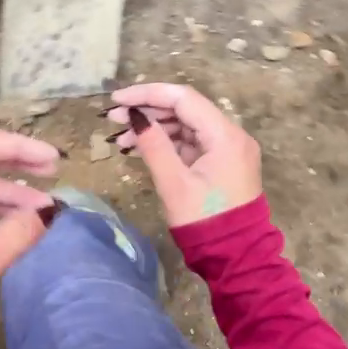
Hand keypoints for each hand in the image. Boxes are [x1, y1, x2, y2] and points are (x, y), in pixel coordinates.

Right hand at [106, 83, 261, 226]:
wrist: (234, 254)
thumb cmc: (202, 218)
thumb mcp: (173, 182)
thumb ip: (153, 145)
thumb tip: (135, 118)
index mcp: (225, 135)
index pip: (183, 98)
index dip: (147, 94)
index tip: (117, 100)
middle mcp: (231, 134)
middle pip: (184, 109)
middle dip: (148, 110)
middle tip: (114, 118)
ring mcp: (227, 148)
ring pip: (185, 125)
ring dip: (154, 127)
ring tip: (121, 138)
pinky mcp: (221, 161)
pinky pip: (190, 141)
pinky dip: (165, 142)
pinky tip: (140, 147)